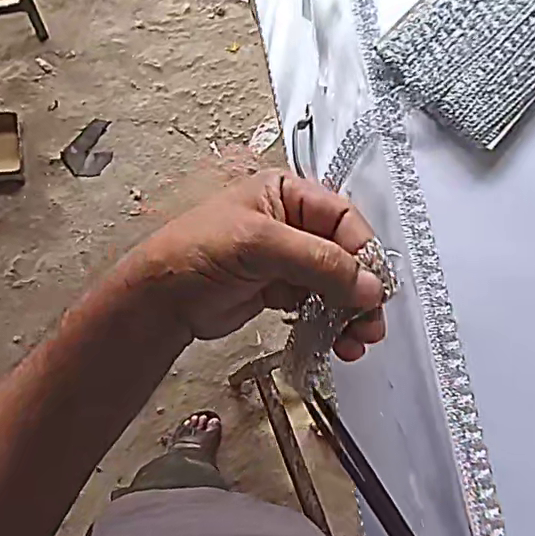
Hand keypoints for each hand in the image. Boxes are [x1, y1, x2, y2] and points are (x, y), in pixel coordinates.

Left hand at [112, 166, 386, 358]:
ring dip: (348, 313)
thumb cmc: (193, 254)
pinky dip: (329, 323)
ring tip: (354, 341)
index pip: (343, 219)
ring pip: (334, 284)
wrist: (161, 300)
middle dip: (360, 290)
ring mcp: (286, 260)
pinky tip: (334, 340)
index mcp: (287, 194)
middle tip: (369, 322)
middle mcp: (291, 224)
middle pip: (344, 255)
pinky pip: (316, 305)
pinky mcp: (279, 290)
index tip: (373, 286)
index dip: (363, 252)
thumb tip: (366, 283)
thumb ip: (317, 261)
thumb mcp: (259, 244)